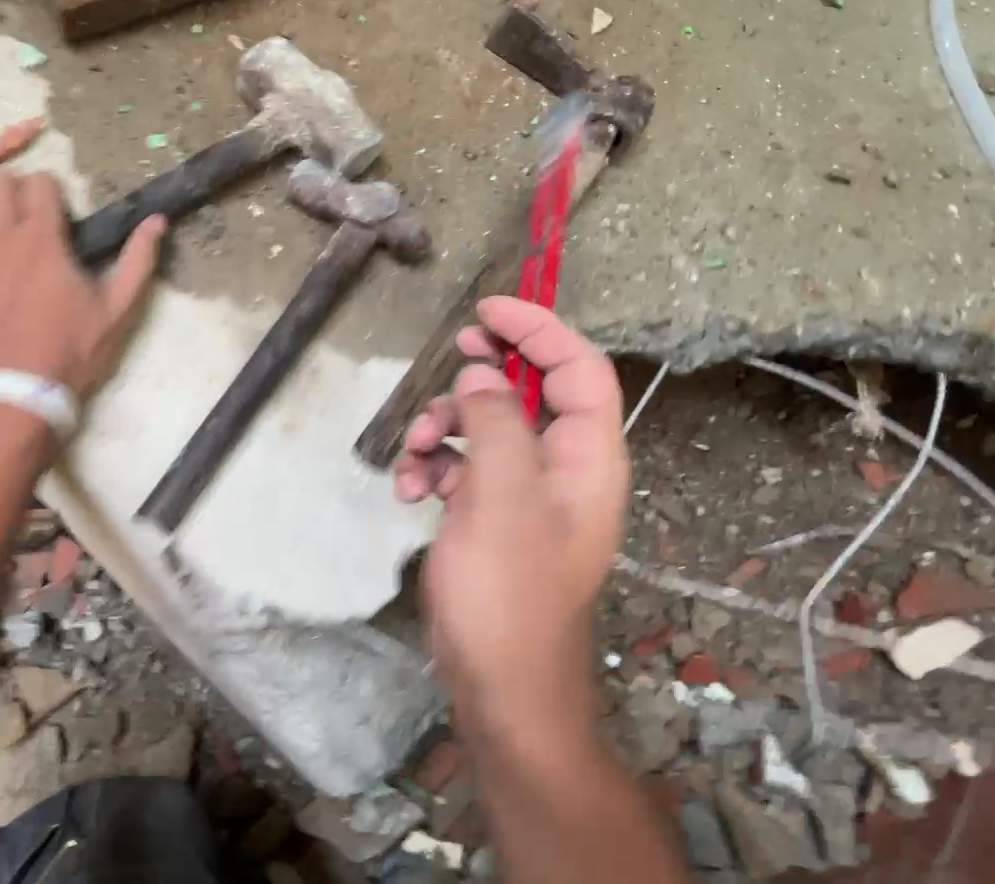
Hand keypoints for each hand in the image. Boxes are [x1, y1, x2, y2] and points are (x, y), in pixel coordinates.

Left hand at [0, 172, 165, 396]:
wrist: (13, 398)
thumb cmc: (69, 356)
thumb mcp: (115, 313)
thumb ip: (137, 262)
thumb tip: (157, 220)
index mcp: (42, 239)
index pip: (40, 183)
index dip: (47, 191)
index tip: (51, 211)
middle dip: (9, 194)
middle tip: (17, 222)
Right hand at [393, 298, 629, 701]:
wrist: (498, 684)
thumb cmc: (508, 594)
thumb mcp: (500, 500)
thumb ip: (495, 425)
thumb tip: (482, 373)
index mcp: (586, 459)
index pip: (579, 370)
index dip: (539, 329)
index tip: (487, 310)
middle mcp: (561, 468)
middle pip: (529, 391)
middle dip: (482, 374)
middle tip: (450, 351)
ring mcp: (522, 493)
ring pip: (486, 426)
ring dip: (443, 426)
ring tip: (412, 451)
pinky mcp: (489, 515)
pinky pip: (462, 467)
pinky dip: (433, 467)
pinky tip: (407, 489)